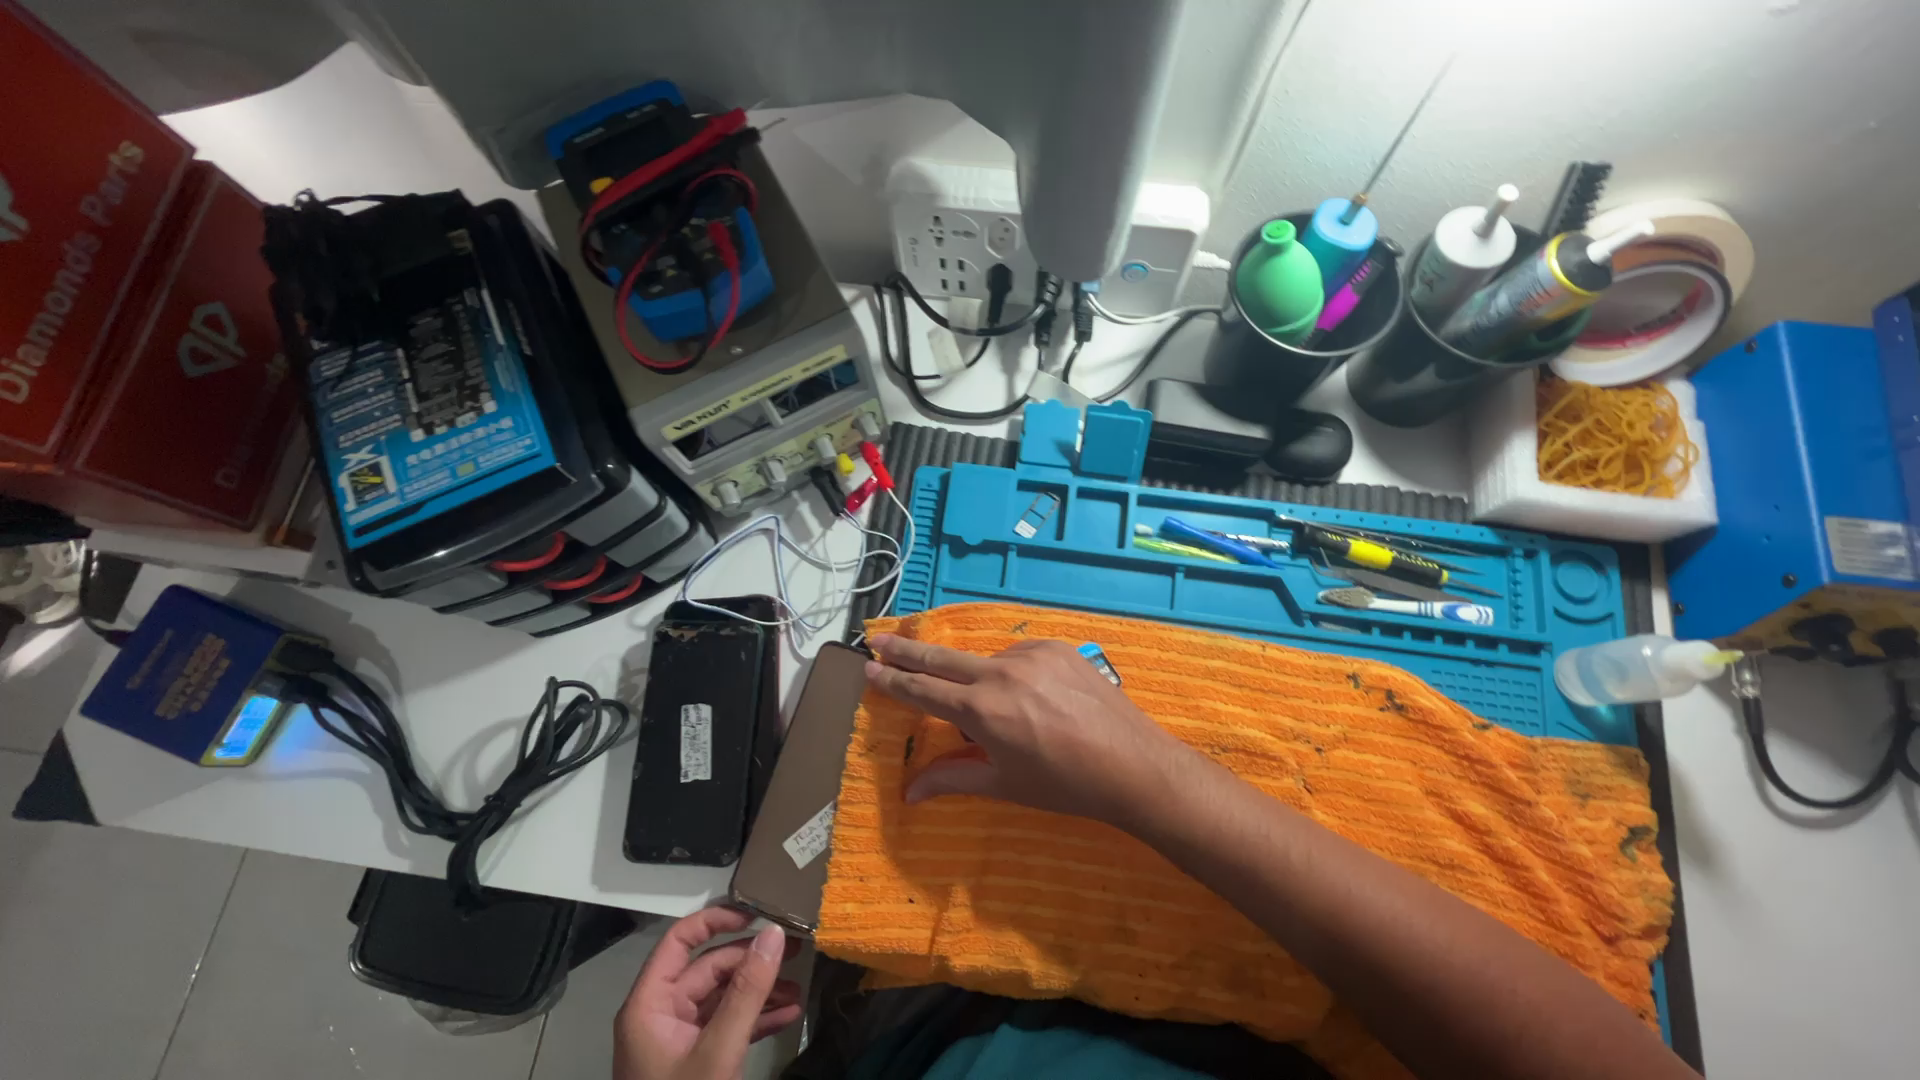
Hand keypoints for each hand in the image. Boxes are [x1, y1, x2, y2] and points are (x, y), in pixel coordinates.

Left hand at [613, 909, 801, 1079]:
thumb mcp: (718, 1049)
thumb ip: (747, 991)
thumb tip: (773, 933)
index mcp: (650, 1003)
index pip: (680, 940)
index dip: (716, 920)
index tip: (758, 915)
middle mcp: (661, 1014)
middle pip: (708, 969)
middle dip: (752, 961)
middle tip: (796, 951)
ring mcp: (678, 1040)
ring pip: (723, 999)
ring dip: (760, 992)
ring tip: (799, 988)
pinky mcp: (695, 1062)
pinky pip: (727, 1027)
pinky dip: (756, 1019)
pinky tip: (788, 1017)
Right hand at [864, 633, 1191, 828]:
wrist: (1134, 765)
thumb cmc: (1064, 785)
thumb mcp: (1004, 785)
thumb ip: (953, 778)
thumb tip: (910, 793)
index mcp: (982, 710)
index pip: (923, 691)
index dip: (893, 681)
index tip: (869, 668)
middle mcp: (1001, 673)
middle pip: (941, 657)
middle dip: (906, 650)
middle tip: (879, 640)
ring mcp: (1032, 655)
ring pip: (986, 661)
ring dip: (975, 676)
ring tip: (996, 711)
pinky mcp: (1058, 648)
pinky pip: (1019, 657)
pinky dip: (1011, 673)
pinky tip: (1028, 697)